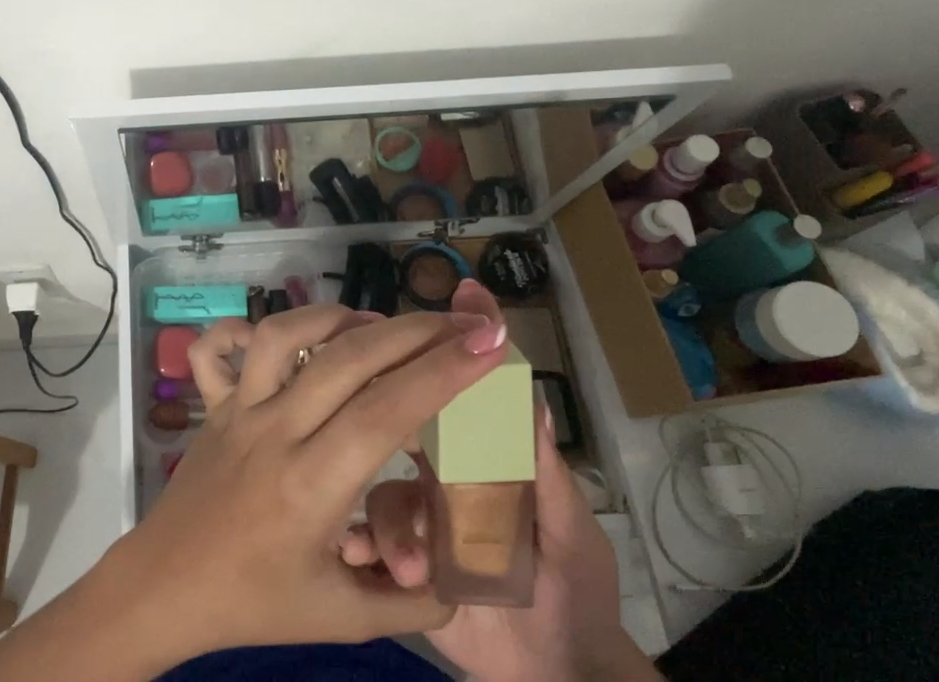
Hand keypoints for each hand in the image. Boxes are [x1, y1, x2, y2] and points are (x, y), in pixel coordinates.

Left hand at [109, 301, 512, 658]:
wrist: (164, 588)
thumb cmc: (254, 605)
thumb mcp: (345, 619)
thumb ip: (415, 601)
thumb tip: (465, 573)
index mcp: (311, 485)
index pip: (386, 410)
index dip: (443, 371)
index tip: (488, 342)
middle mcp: (275, 432)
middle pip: (347, 358)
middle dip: (415, 332)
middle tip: (463, 324)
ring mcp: (238, 411)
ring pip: (284, 336)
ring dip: (340, 318)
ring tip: (383, 327)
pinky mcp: (213, 405)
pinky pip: (218, 349)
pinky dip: (250, 327)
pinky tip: (294, 336)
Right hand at [338, 281, 656, 681]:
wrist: (555, 674)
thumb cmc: (573, 593)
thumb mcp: (569, 532)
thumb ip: (546, 472)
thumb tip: (533, 398)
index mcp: (486, 462)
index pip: (464, 400)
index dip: (457, 350)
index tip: (462, 295)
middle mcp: (447, 479)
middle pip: (403, 433)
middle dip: (390, 437)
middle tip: (394, 454)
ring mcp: (422, 520)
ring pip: (381, 493)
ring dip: (391, 524)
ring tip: (411, 565)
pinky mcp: (402, 562)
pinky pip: (368, 538)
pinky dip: (366, 546)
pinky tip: (369, 564)